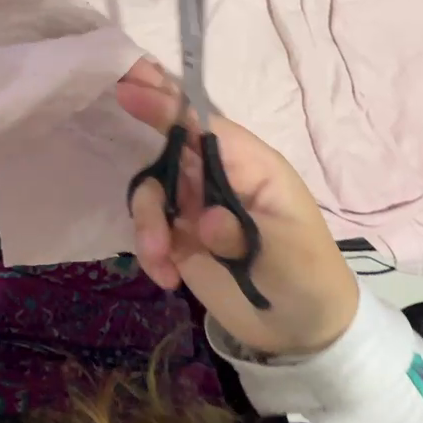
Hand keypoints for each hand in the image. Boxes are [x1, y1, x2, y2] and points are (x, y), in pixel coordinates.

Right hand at [115, 59, 358, 357]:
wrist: (300, 332)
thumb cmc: (307, 278)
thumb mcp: (287, 255)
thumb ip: (244, 234)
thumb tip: (205, 220)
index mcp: (250, 166)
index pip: (202, 126)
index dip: (166, 105)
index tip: (130, 90)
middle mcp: (216, 178)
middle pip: (167, 150)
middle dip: (141, 144)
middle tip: (114, 103)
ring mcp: (194, 207)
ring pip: (151, 193)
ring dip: (147, 223)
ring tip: (160, 258)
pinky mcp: (178, 237)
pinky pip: (148, 230)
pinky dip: (149, 252)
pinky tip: (167, 278)